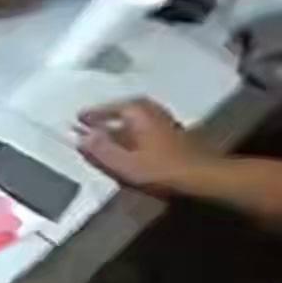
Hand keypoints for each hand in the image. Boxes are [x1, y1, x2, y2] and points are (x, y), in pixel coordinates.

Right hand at [74, 98, 213, 191]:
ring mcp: (168, 126)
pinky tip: (129, 136)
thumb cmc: (159, 170)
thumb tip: (82, 137)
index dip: (98, 111)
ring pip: (144, 114)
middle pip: (135, 106)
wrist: (200, 176)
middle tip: (96, 116)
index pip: (119, 107)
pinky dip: (136, 125)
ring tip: (110, 124)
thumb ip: (101, 149)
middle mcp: (157, 117)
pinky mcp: (174, 136)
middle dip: (113, 109)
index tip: (81, 116)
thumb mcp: (123, 163)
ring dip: (125, 116)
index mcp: (143, 120)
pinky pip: (150, 123)